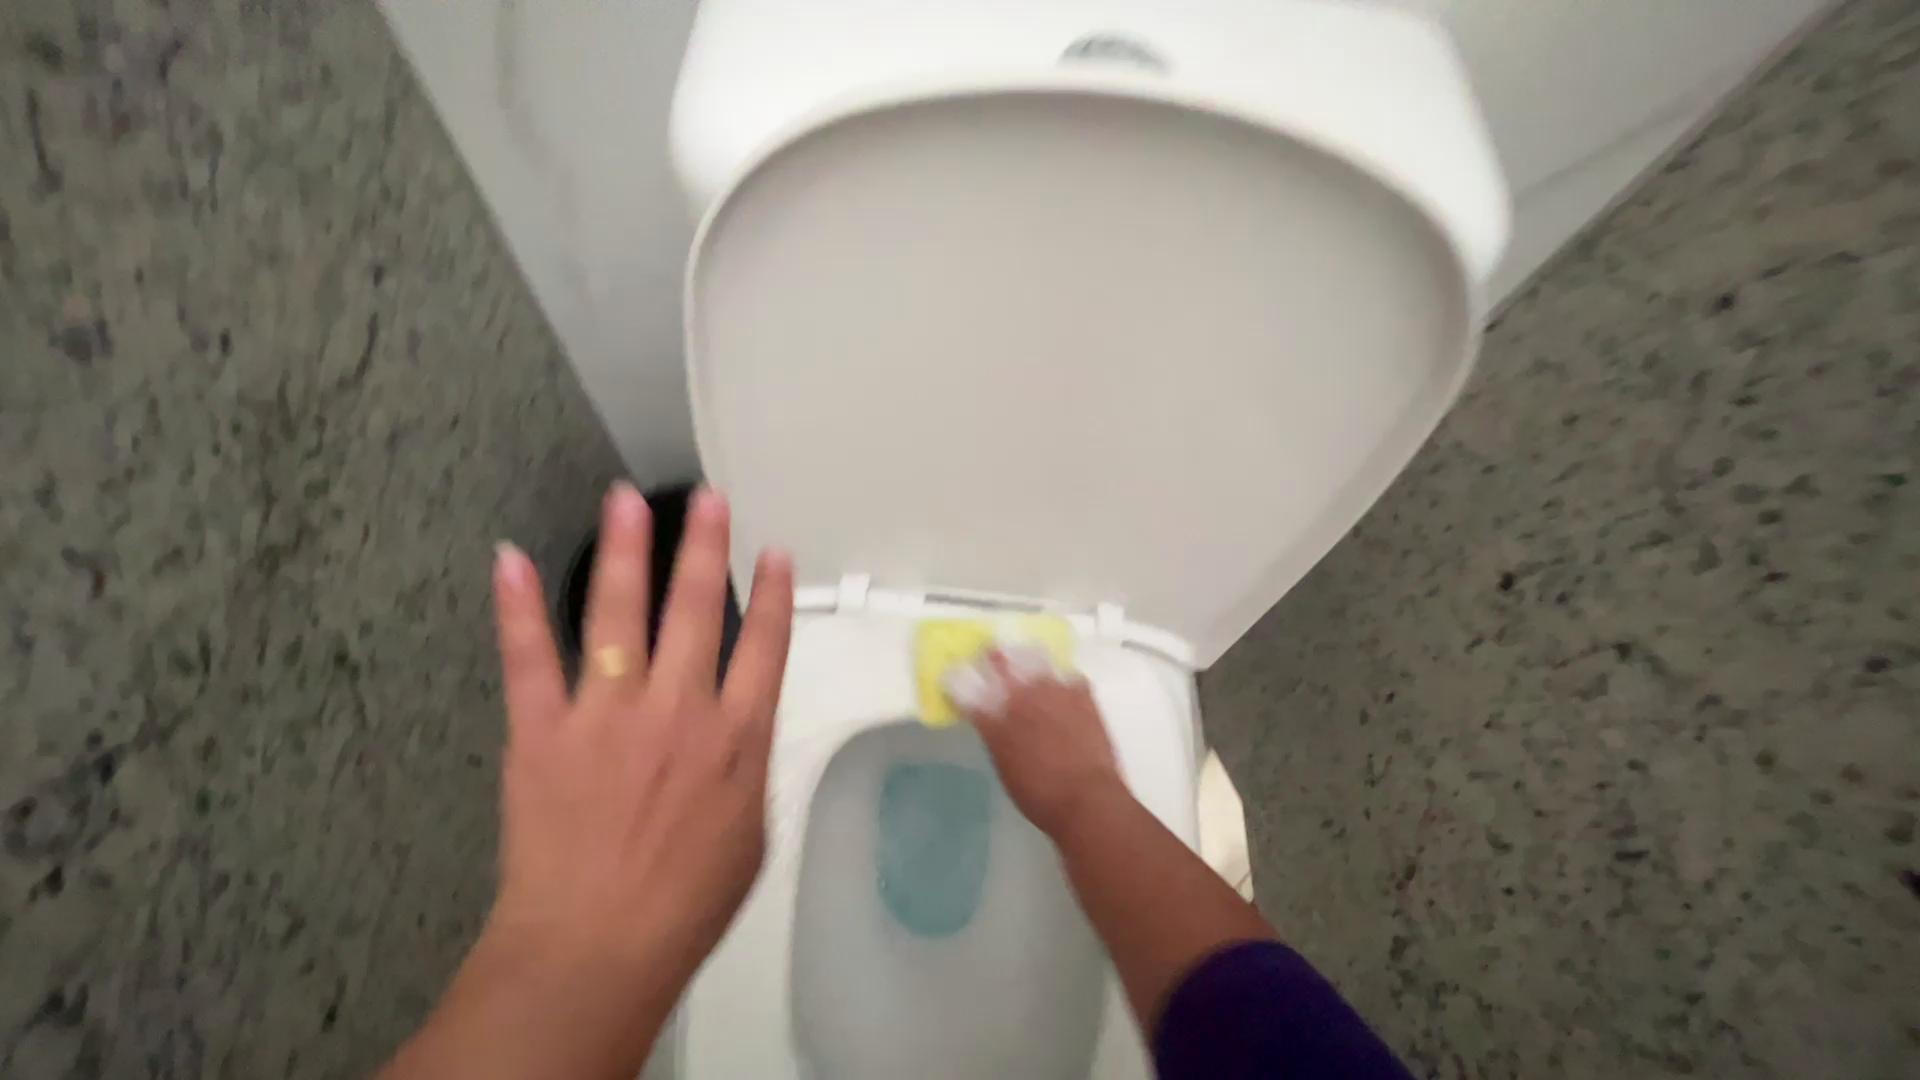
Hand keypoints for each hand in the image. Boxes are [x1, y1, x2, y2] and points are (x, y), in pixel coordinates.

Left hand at [485, 483, 793, 985]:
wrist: (597, 949)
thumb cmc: (688, 902)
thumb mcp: (752, 833)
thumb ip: (748, 767)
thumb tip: (741, 727)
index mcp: (736, 737)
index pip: (765, 645)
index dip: (774, 594)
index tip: (774, 552)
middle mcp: (678, 710)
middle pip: (698, 610)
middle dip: (705, 548)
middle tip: (707, 500)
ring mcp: (607, 714)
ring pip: (620, 615)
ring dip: (625, 552)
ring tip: (625, 500)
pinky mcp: (543, 731)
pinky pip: (529, 659)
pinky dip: (518, 607)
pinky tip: (510, 558)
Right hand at [946, 647, 1126, 835]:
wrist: (1087, 798)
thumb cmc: (1038, 794)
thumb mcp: (1003, 765)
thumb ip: (994, 733)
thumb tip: (990, 717)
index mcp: (993, 716)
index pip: (965, 683)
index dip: (958, 676)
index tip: (958, 675)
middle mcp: (1020, 695)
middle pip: (998, 657)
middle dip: (991, 656)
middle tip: (990, 658)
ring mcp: (1053, 689)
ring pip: (1032, 654)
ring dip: (1024, 656)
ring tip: (1025, 663)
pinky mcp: (1081, 692)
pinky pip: (1066, 673)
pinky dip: (1060, 677)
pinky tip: (1060, 686)